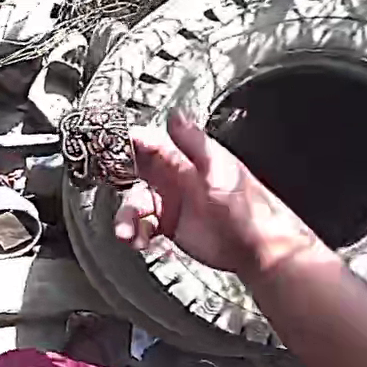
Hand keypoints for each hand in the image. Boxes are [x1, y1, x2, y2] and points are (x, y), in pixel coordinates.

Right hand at [112, 111, 321, 278]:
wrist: (262, 251)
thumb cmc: (250, 211)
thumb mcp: (221, 173)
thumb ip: (195, 144)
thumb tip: (176, 115)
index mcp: (186, 161)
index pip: (148, 144)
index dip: (124, 143)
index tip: (104, 147)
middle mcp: (176, 179)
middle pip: (133, 174)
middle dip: (116, 183)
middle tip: (105, 189)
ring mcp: (172, 203)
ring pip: (134, 204)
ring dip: (125, 218)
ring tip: (127, 234)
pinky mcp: (170, 226)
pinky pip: (142, 226)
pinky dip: (135, 234)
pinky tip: (139, 242)